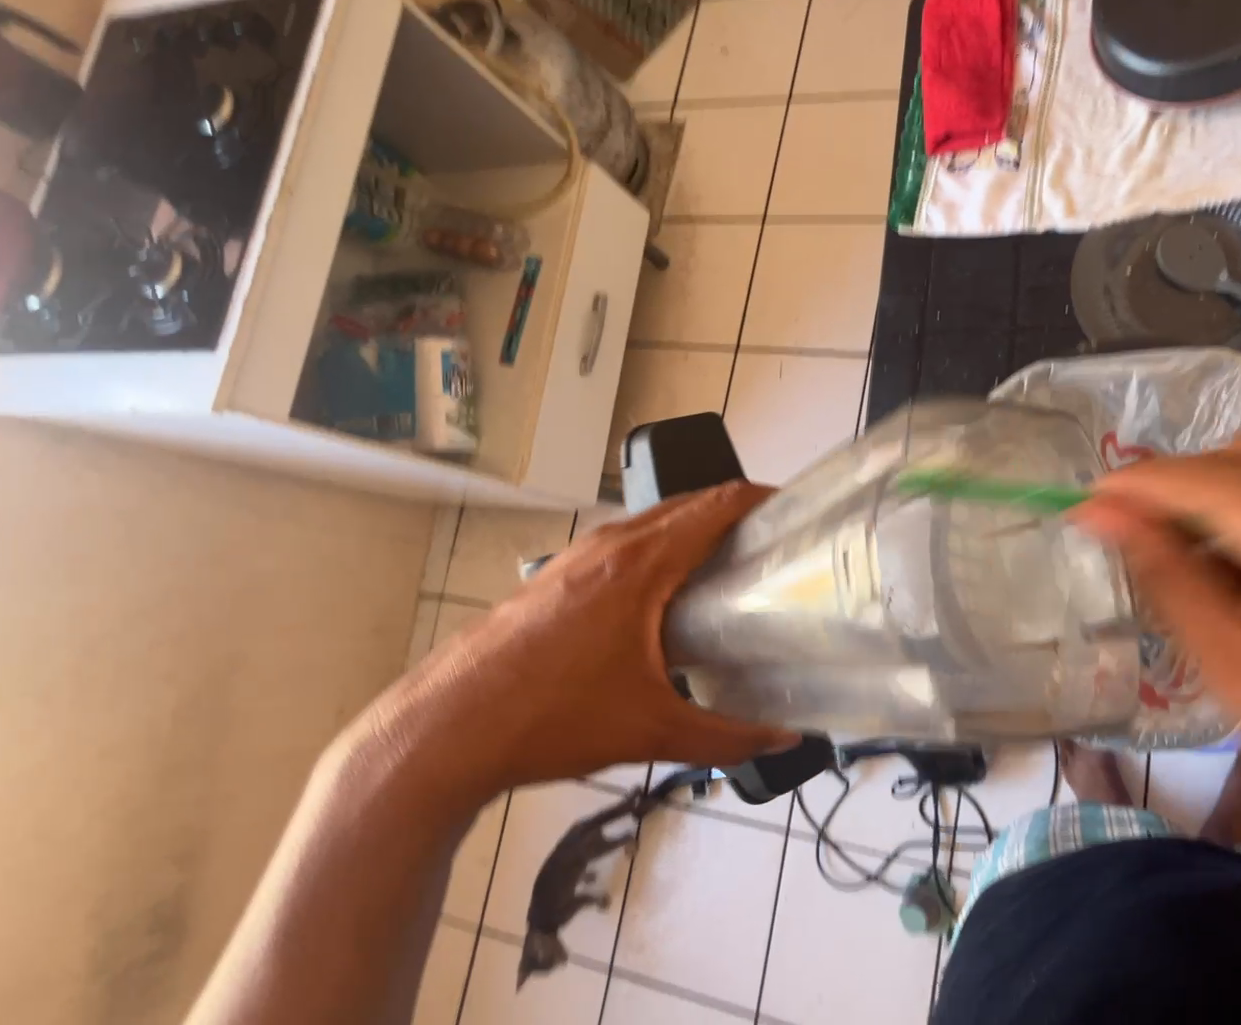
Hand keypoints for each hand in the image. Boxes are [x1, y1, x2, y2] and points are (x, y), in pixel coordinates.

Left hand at [359, 482, 797, 798]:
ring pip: (650, 525)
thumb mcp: (652, 733)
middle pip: (687, 506)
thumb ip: (728, 738)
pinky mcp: (552, 578)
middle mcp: (609, 546)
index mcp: (641, 564)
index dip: (762, 498)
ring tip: (728, 569)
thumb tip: (785, 741)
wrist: (442, 733)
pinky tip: (664, 599)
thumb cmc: (553, 720)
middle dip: (735, 515)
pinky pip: (622, 547)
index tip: (798, 513)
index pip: (717, 505)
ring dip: (692, 533)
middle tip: (775, 547)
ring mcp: (574, 557)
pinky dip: (657, 553)